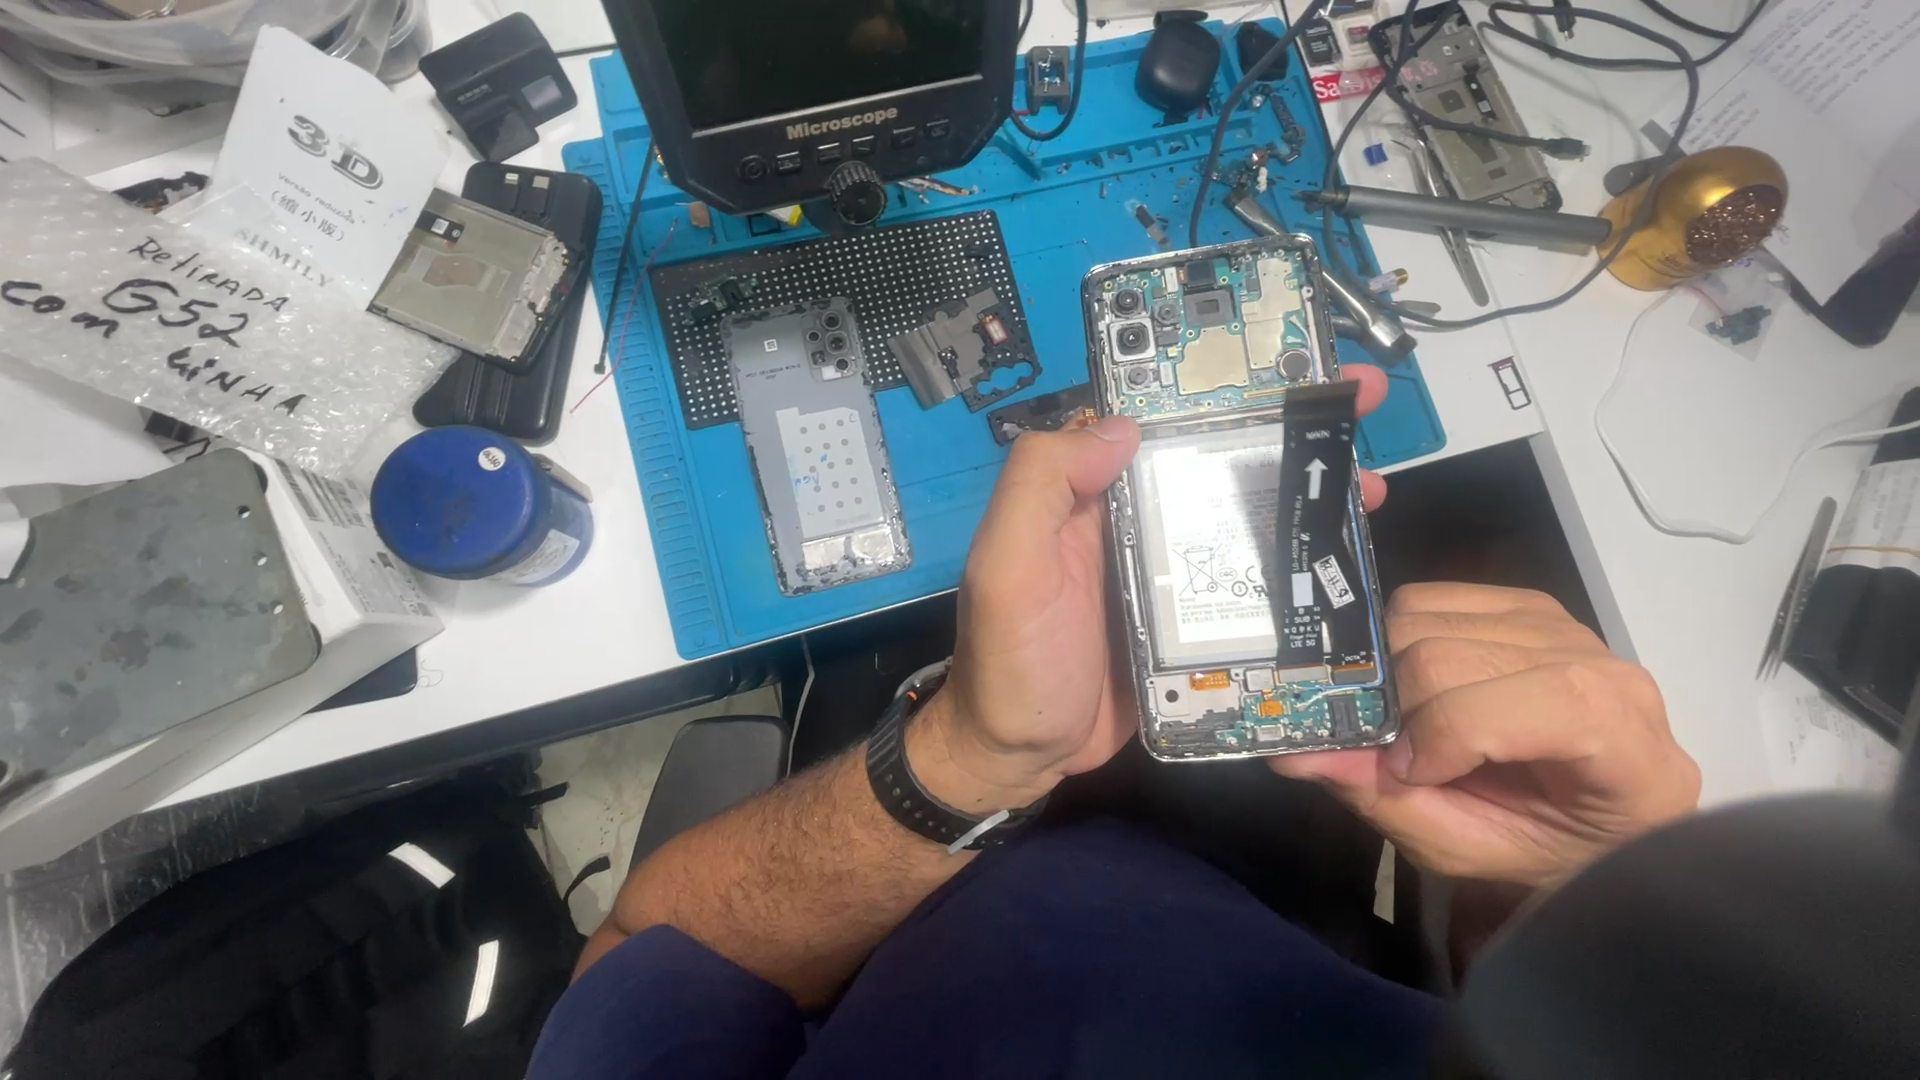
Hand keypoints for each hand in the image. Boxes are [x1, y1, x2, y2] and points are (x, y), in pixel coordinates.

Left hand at [911, 367, 1391, 811]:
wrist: (1023, 755)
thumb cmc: (1011, 662)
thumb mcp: (1006, 565)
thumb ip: (1041, 484)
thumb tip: (1121, 426)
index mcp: (1090, 497)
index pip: (1154, 421)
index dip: (1213, 386)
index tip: (1284, 360)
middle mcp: (1132, 522)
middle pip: (1213, 462)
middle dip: (1283, 430)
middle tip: (1358, 405)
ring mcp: (1166, 573)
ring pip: (1240, 517)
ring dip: (1300, 494)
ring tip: (1366, 482)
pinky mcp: (1190, 621)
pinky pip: (1246, 580)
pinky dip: (1291, 565)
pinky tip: (1337, 559)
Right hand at [1272, 583, 1701, 886]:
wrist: (1586, 810)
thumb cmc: (1537, 840)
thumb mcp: (1463, 848)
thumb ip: (1386, 801)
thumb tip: (1295, 753)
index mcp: (1624, 744)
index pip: (1541, 699)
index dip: (1451, 729)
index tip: (1410, 771)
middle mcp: (1602, 667)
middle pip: (1449, 653)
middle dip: (1396, 703)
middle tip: (1392, 746)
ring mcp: (1557, 624)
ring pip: (1422, 619)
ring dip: (1388, 672)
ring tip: (1407, 716)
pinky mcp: (1518, 602)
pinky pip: (1422, 597)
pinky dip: (1394, 636)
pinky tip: (1417, 679)